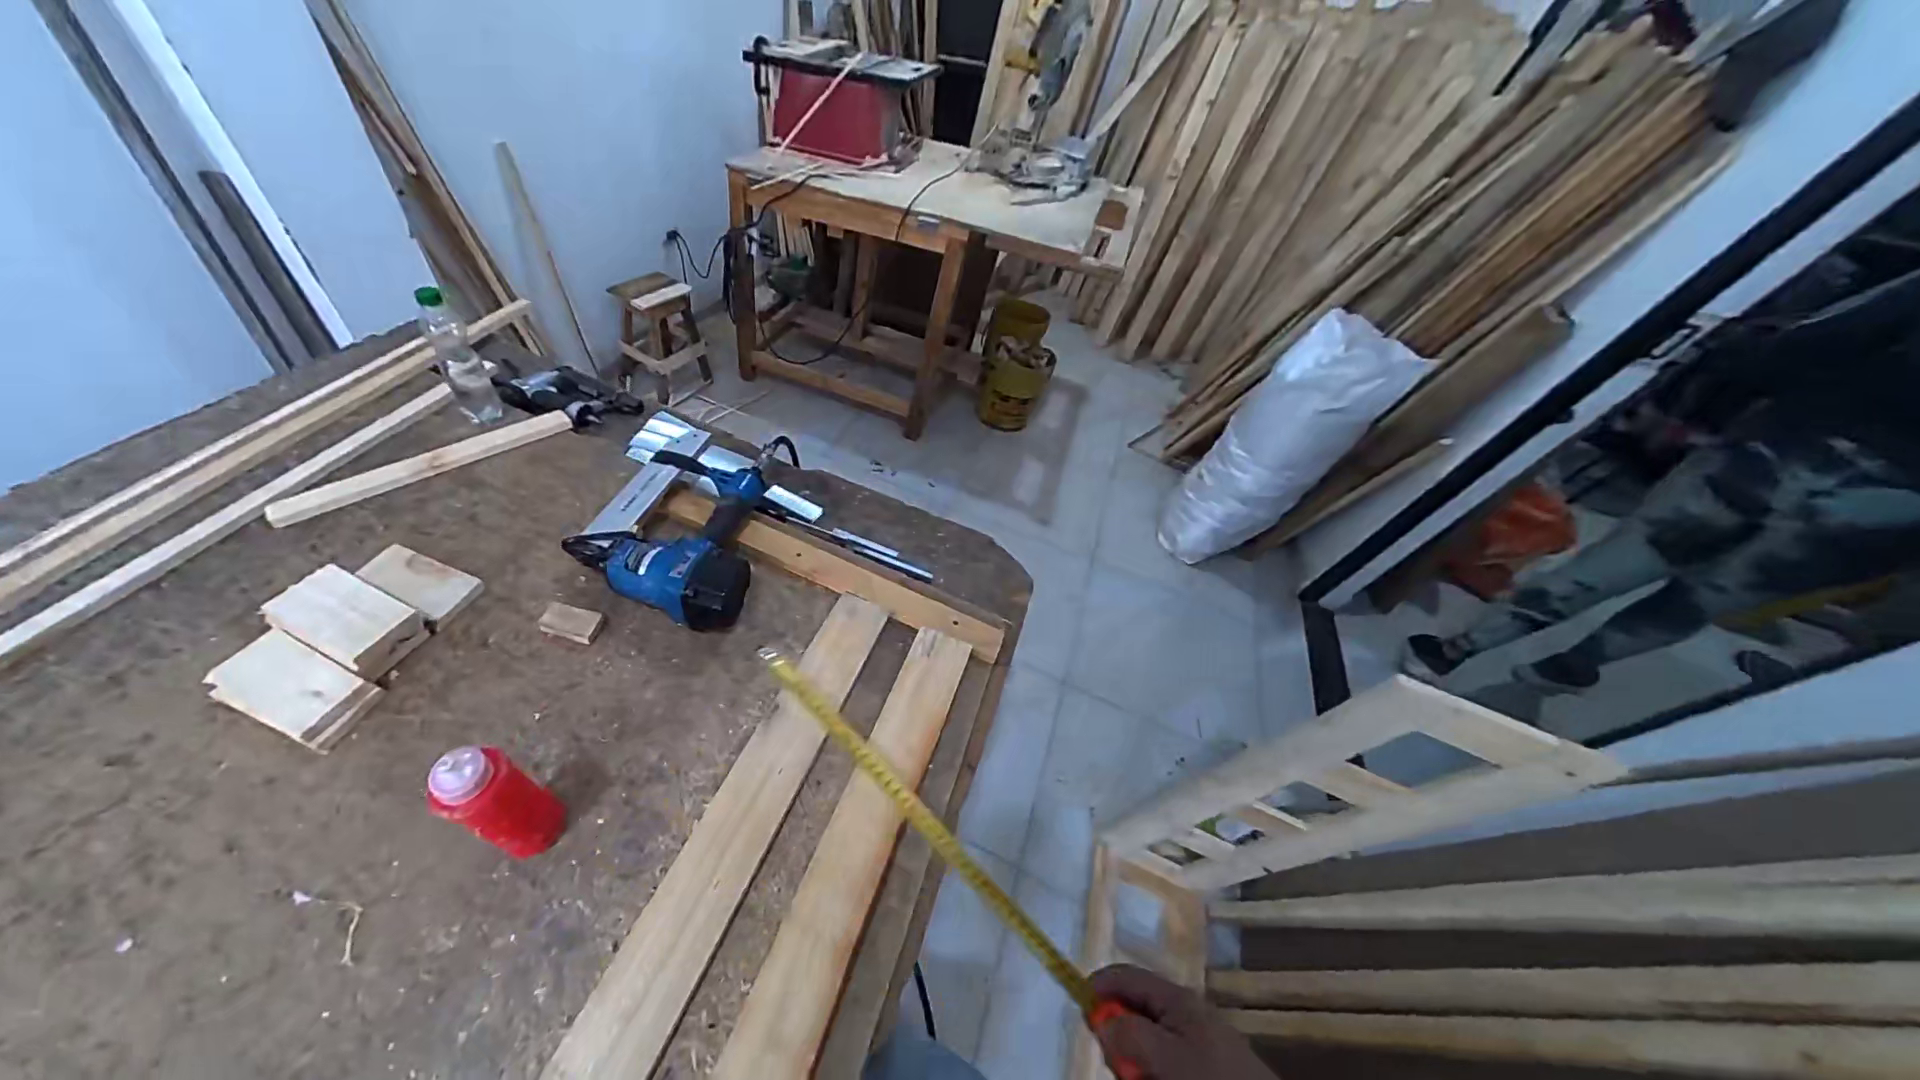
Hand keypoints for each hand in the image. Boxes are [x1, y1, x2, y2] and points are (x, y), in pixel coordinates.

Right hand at [1090, 964, 1276, 1079]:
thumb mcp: (1171, 1060)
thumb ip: (1132, 1036)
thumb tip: (1101, 1020)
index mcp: (1175, 999)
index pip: (1124, 975)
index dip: (1098, 989)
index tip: (1083, 1019)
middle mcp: (1180, 1014)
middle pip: (1130, 1012)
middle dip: (1118, 1040)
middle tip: (1122, 1069)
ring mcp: (1190, 1043)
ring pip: (1143, 1044)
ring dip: (1136, 1067)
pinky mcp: (1197, 1068)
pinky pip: (1160, 1065)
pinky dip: (1152, 1074)